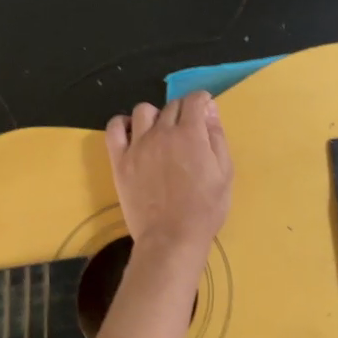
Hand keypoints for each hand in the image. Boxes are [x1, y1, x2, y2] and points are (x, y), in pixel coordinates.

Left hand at [103, 92, 232, 262]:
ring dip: (156, 115)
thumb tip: (209, 110)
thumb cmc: (205, 209)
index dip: (203, 102)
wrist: (172, 238)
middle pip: (172, 105)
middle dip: (183, 111)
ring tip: (161, 133)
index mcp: (191, 133)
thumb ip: (217, 137)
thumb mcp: (224, 172)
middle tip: (188, 132)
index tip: (206, 113)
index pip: (195, 100)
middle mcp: (163, 132)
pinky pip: (114, 129)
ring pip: (143, 110)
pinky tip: (132, 133)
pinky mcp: (120, 160)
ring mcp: (138, 145)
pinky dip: (122, 124)